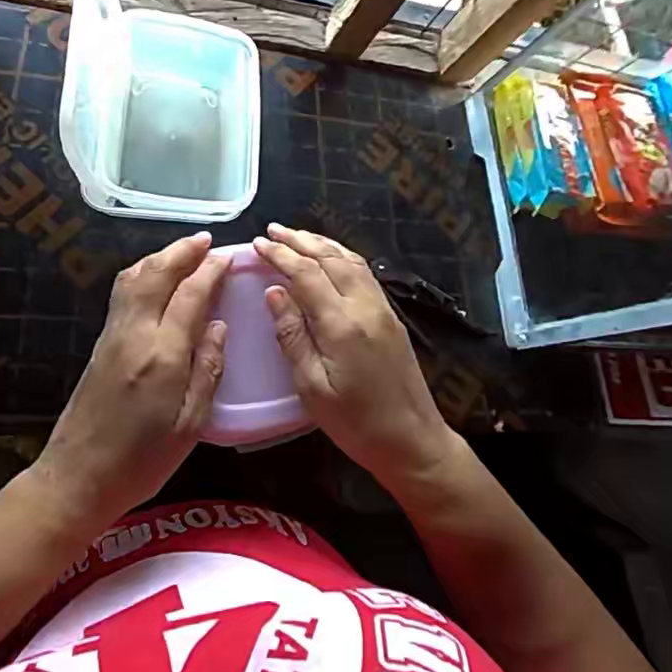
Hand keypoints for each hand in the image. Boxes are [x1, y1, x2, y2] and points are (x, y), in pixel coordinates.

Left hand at [33, 232, 229, 522]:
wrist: (77, 476)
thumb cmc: (142, 461)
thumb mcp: (190, 425)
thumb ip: (207, 370)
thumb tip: (218, 326)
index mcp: (162, 355)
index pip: (190, 295)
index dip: (210, 271)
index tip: (228, 256)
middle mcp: (135, 334)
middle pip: (156, 274)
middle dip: (182, 251)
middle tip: (206, 240)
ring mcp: (113, 335)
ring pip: (134, 278)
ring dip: (159, 258)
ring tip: (183, 252)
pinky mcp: (100, 343)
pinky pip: (123, 294)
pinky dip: (142, 274)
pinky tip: (153, 280)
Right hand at [253, 223, 457, 485]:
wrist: (413, 441)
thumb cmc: (355, 423)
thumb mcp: (312, 387)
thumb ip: (292, 335)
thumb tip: (274, 293)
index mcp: (342, 324)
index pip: (306, 274)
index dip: (280, 255)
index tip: (257, 244)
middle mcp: (365, 307)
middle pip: (330, 258)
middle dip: (300, 240)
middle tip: (272, 230)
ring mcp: (382, 309)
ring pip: (351, 261)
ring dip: (322, 244)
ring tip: (297, 236)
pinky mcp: (391, 317)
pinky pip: (364, 273)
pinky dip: (342, 256)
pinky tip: (331, 258)